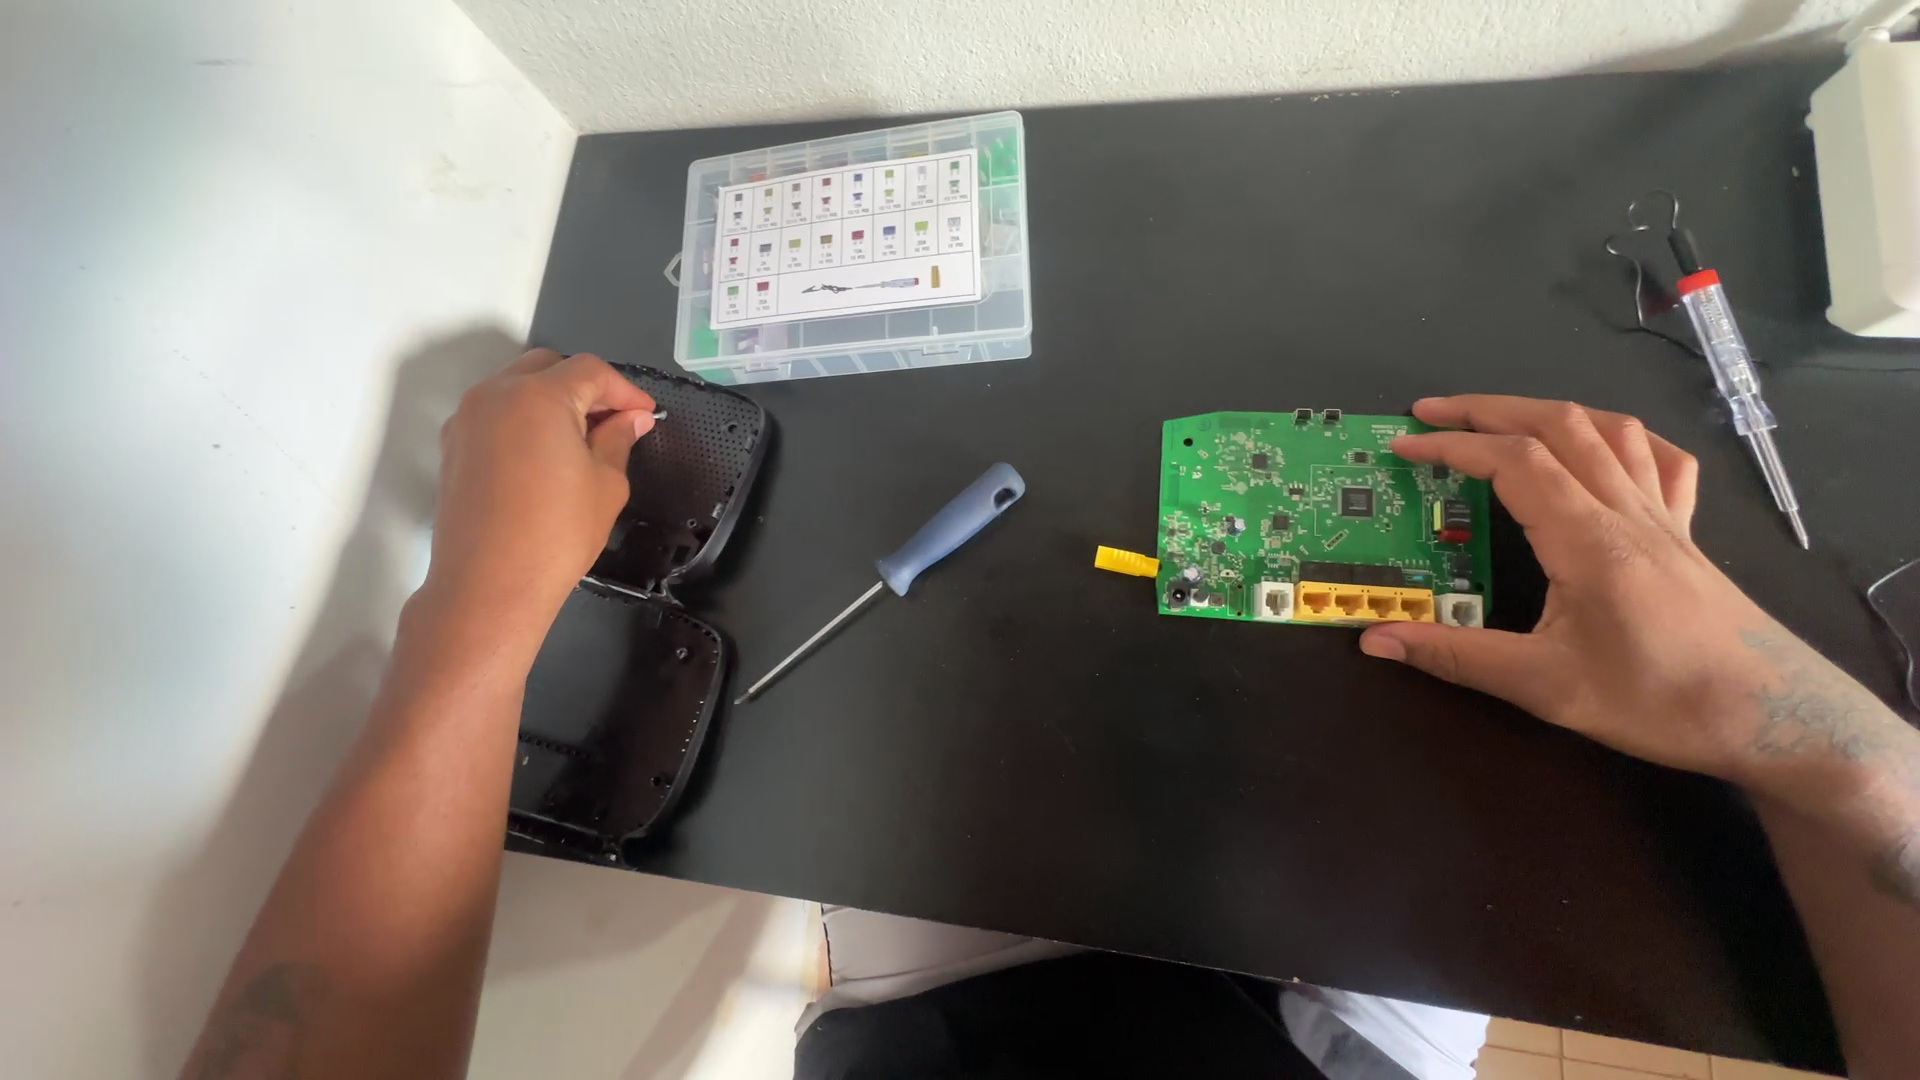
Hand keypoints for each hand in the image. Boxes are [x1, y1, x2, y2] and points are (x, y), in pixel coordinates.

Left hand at [418, 349, 653, 645]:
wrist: (491, 583)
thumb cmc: (559, 532)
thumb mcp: (607, 483)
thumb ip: (618, 440)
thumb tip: (632, 420)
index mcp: (539, 397)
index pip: (591, 371)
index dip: (625, 390)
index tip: (646, 415)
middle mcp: (495, 394)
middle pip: (549, 366)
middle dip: (587, 387)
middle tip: (615, 422)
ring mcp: (467, 418)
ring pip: (518, 386)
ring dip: (553, 400)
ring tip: (583, 439)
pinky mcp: (453, 444)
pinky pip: (496, 412)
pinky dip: (525, 419)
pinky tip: (547, 455)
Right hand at [1358, 395, 1903, 800]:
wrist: (1777, 722)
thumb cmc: (1657, 701)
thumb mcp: (1542, 686)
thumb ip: (1454, 656)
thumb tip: (1374, 640)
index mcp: (1588, 540)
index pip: (1515, 463)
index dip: (1452, 447)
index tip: (1403, 446)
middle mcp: (1626, 512)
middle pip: (1559, 426)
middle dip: (1487, 409)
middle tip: (1430, 413)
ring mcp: (1662, 517)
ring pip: (1608, 430)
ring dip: (1544, 411)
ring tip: (1496, 417)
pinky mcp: (1684, 532)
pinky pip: (1660, 460)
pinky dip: (1620, 436)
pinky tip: (1599, 443)